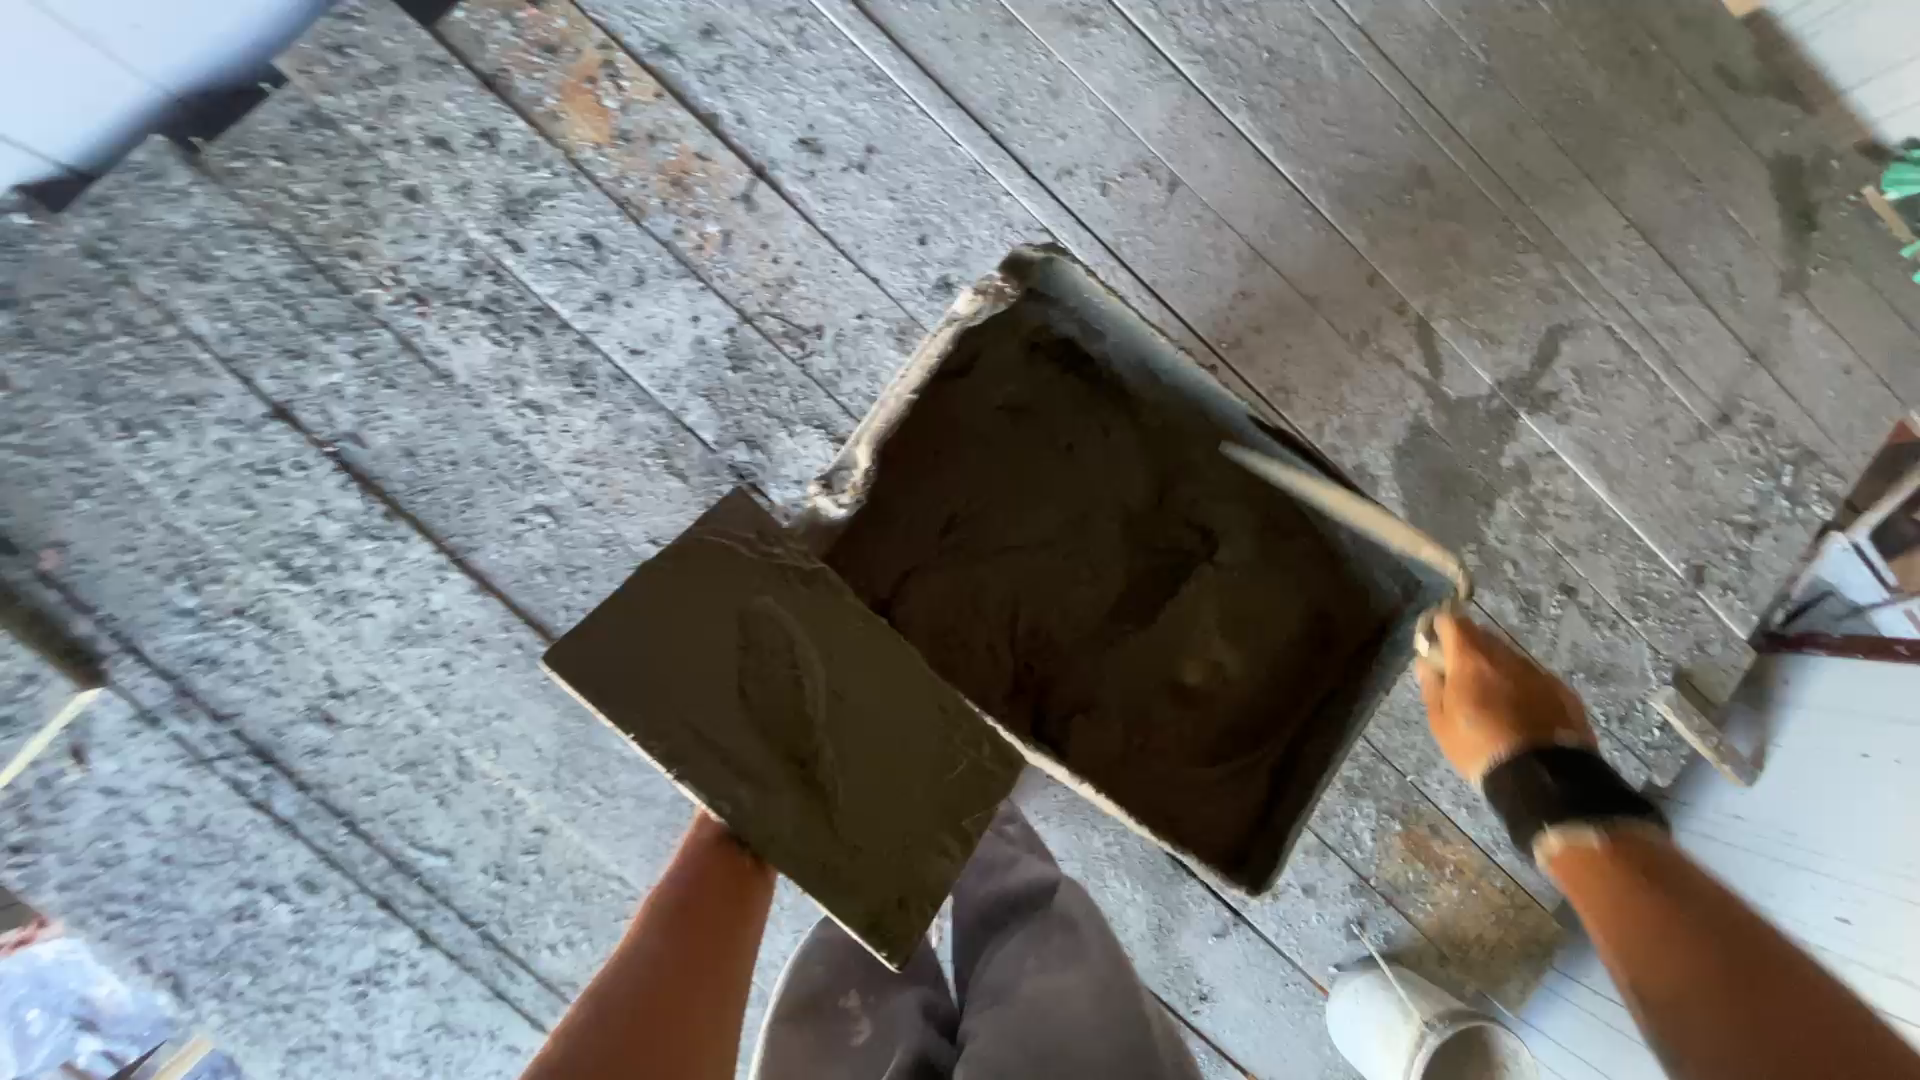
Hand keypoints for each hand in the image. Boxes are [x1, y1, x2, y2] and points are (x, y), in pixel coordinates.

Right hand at [1414, 608, 1595, 784]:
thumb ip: (1432, 686)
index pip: (1452, 622)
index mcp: (1470, 660)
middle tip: (1459, 672)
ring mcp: (1539, 673)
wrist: (1543, 778)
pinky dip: (1522, 685)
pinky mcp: (1564, 692)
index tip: (1433, 642)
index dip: (1440, 627)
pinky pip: (1535, 678)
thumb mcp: (1440, 721)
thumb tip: (1427, 663)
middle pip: (1483, 636)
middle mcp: (1506, 657)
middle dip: (1468, 647)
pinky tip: (1520, 709)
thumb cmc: (1478, 747)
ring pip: (1511, 657)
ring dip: (1496, 667)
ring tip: (1491, 695)